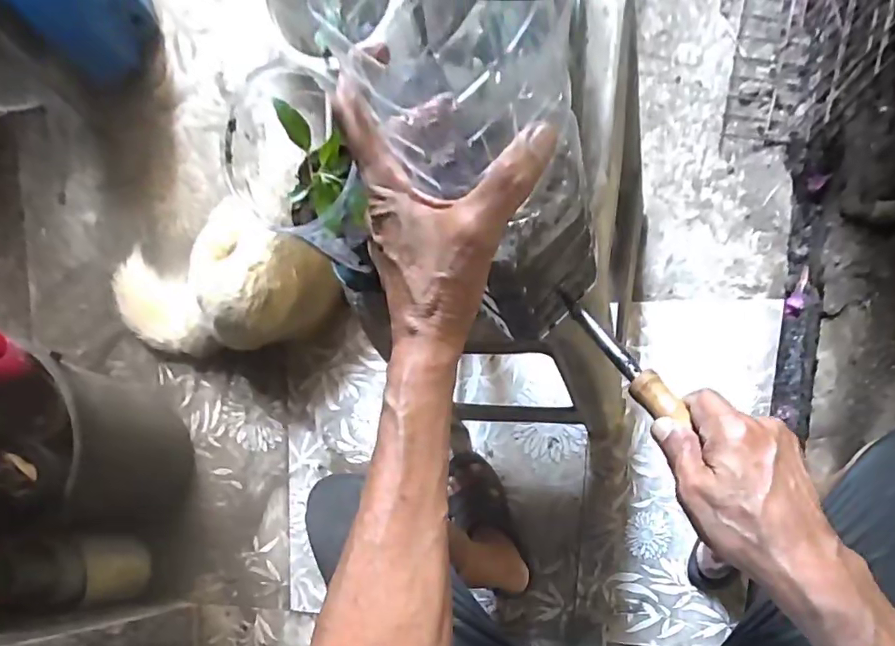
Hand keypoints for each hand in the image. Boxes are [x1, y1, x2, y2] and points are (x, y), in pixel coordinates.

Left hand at [334, 63, 557, 353]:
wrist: (426, 342)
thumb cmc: (440, 288)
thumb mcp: (477, 230)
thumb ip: (507, 182)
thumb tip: (540, 135)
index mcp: (383, 188)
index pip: (353, 118)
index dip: (361, 78)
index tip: (381, 55)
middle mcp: (376, 203)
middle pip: (379, 142)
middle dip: (407, 114)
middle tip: (442, 98)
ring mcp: (386, 226)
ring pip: (394, 172)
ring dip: (418, 147)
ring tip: (453, 133)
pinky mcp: (400, 246)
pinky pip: (406, 198)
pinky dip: (424, 179)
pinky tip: (453, 184)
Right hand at [652, 390, 840, 585]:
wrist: (797, 555)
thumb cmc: (744, 530)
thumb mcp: (694, 493)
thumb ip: (678, 451)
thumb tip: (664, 423)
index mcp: (734, 430)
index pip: (700, 397)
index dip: (681, 415)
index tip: (674, 439)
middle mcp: (762, 425)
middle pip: (720, 416)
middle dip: (704, 440)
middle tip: (699, 478)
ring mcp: (782, 440)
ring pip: (739, 434)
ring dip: (726, 454)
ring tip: (726, 492)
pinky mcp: (793, 455)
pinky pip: (758, 448)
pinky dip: (746, 463)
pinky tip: (746, 494)